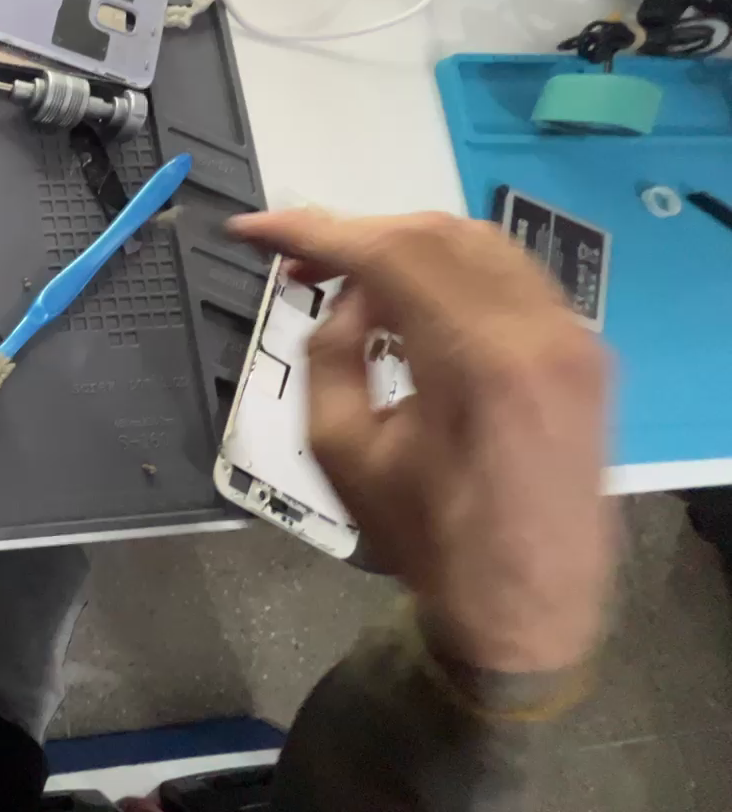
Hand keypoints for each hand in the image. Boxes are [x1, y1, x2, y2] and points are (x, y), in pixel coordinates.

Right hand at [230, 209, 615, 674]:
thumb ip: (332, 353)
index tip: (250, 229)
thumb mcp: (340, 445)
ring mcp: (570, 337)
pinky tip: (396, 294)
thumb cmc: (419, 531)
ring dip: (392, 244)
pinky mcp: (578, 349)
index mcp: (476, 360)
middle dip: (347, 232)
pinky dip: (436, 265)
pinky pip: (500, 272)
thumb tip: (342, 300)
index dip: (308, 230)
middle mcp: (539, 331)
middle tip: (288, 261)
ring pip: (471, 242)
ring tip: (334, 274)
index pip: (386, 254)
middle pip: (432, 233)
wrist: (526, 599)